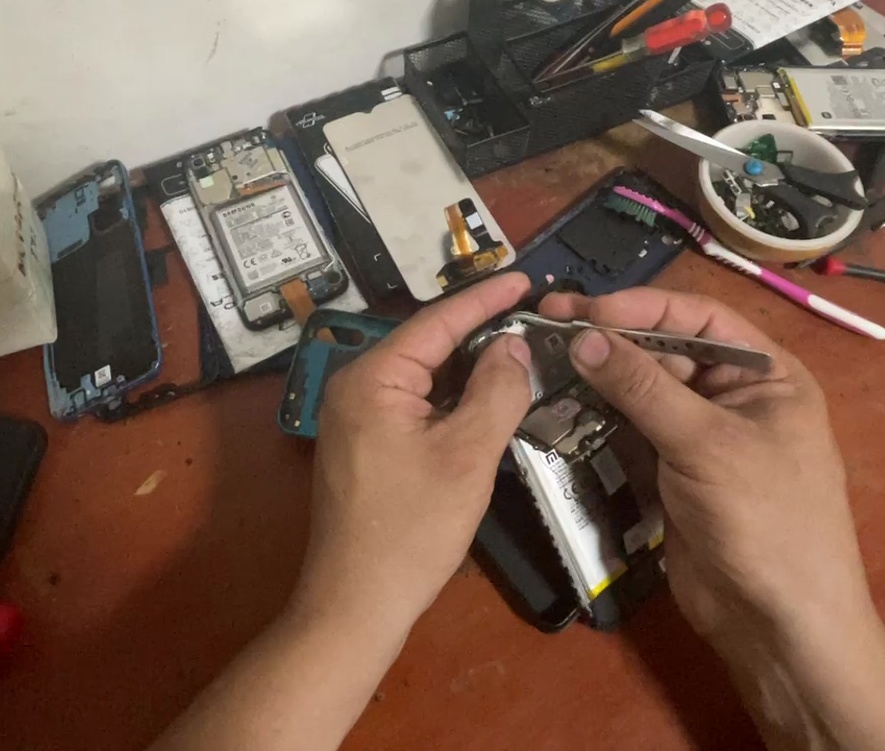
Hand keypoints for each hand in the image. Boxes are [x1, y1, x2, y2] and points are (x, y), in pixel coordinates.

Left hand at [291, 273, 534, 634]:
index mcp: (373, 377)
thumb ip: (496, 391)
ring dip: (467, 364)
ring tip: (517, 348)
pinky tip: (483, 393)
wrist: (355, 604)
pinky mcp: (364, 438)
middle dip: (479, 330)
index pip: (437, 322)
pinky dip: (451, 394)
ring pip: (423, 373)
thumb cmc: (412, 529)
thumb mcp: (467, 456)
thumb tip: (513, 345)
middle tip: (529, 316)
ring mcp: (356, 413)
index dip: (485, 299)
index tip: (525, 279)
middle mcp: (356, 384)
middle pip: (428, 344)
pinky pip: (414, 400)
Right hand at [536, 288, 873, 650]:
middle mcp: (733, 391)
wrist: (778, 628)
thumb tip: (584, 337)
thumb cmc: (765, 521)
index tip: (586, 310)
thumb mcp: (706, 444)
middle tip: (552, 319)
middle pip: (665, 346)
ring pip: (642, 383)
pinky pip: (631, 421)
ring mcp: (700, 429)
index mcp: (765, 373)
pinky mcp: (671, 463)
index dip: (641, 307)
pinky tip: (564, 395)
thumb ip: (642, 386)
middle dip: (612, 334)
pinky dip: (599, 408)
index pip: (697, 317)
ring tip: (548, 353)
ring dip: (599, 369)